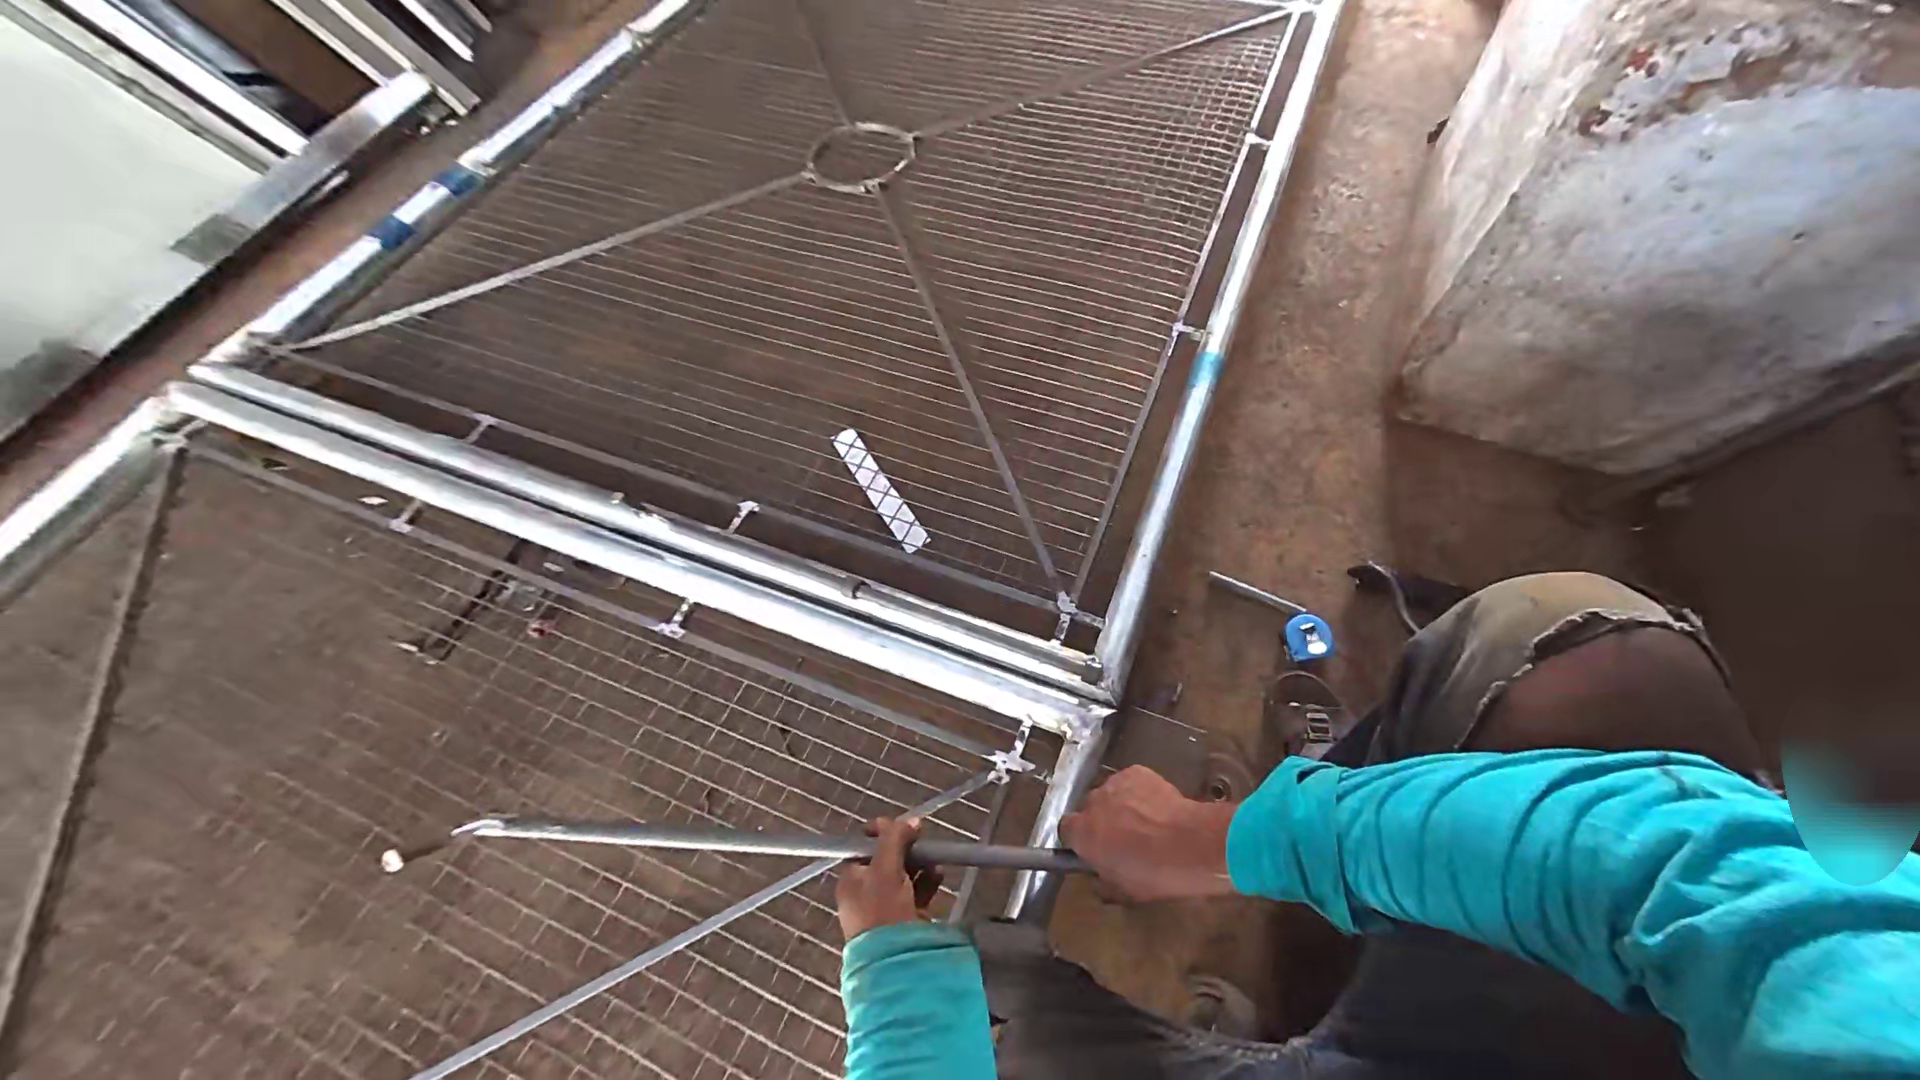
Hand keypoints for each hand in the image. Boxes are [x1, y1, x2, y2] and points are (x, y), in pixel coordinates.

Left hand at [836, 817, 943, 940]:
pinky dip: (928, 881)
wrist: (895, 963)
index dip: (881, 832)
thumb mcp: (884, 869)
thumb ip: (894, 839)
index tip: (900, 826)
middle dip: (905, 847)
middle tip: (920, 839)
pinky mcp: (907, 918)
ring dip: (919, 862)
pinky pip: (917, 891)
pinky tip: (938, 874)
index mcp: (852, 879)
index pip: (864, 846)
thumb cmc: (882, 910)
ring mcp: (887, 906)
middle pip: (887, 858)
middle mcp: (866, 891)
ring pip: (904, 874)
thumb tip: (909, 820)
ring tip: (933, 858)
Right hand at [1059, 765, 1238, 902]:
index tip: (1094, 849)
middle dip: (1102, 822)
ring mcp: (1114, 783)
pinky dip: (1139, 793)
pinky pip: (1131, 783)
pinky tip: (1157, 808)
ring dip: (1120, 806)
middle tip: (1124, 839)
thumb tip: (1100, 876)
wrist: (1191, 842)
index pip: (1066, 830)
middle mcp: (1092, 802)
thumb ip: (1103, 880)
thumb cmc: (1156, 873)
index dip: (1080, 839)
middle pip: (1090, 809)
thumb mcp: (1125, 890)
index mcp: (1083, 833)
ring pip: (1111, 795)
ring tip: (1146, 822)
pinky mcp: (1136, 772)